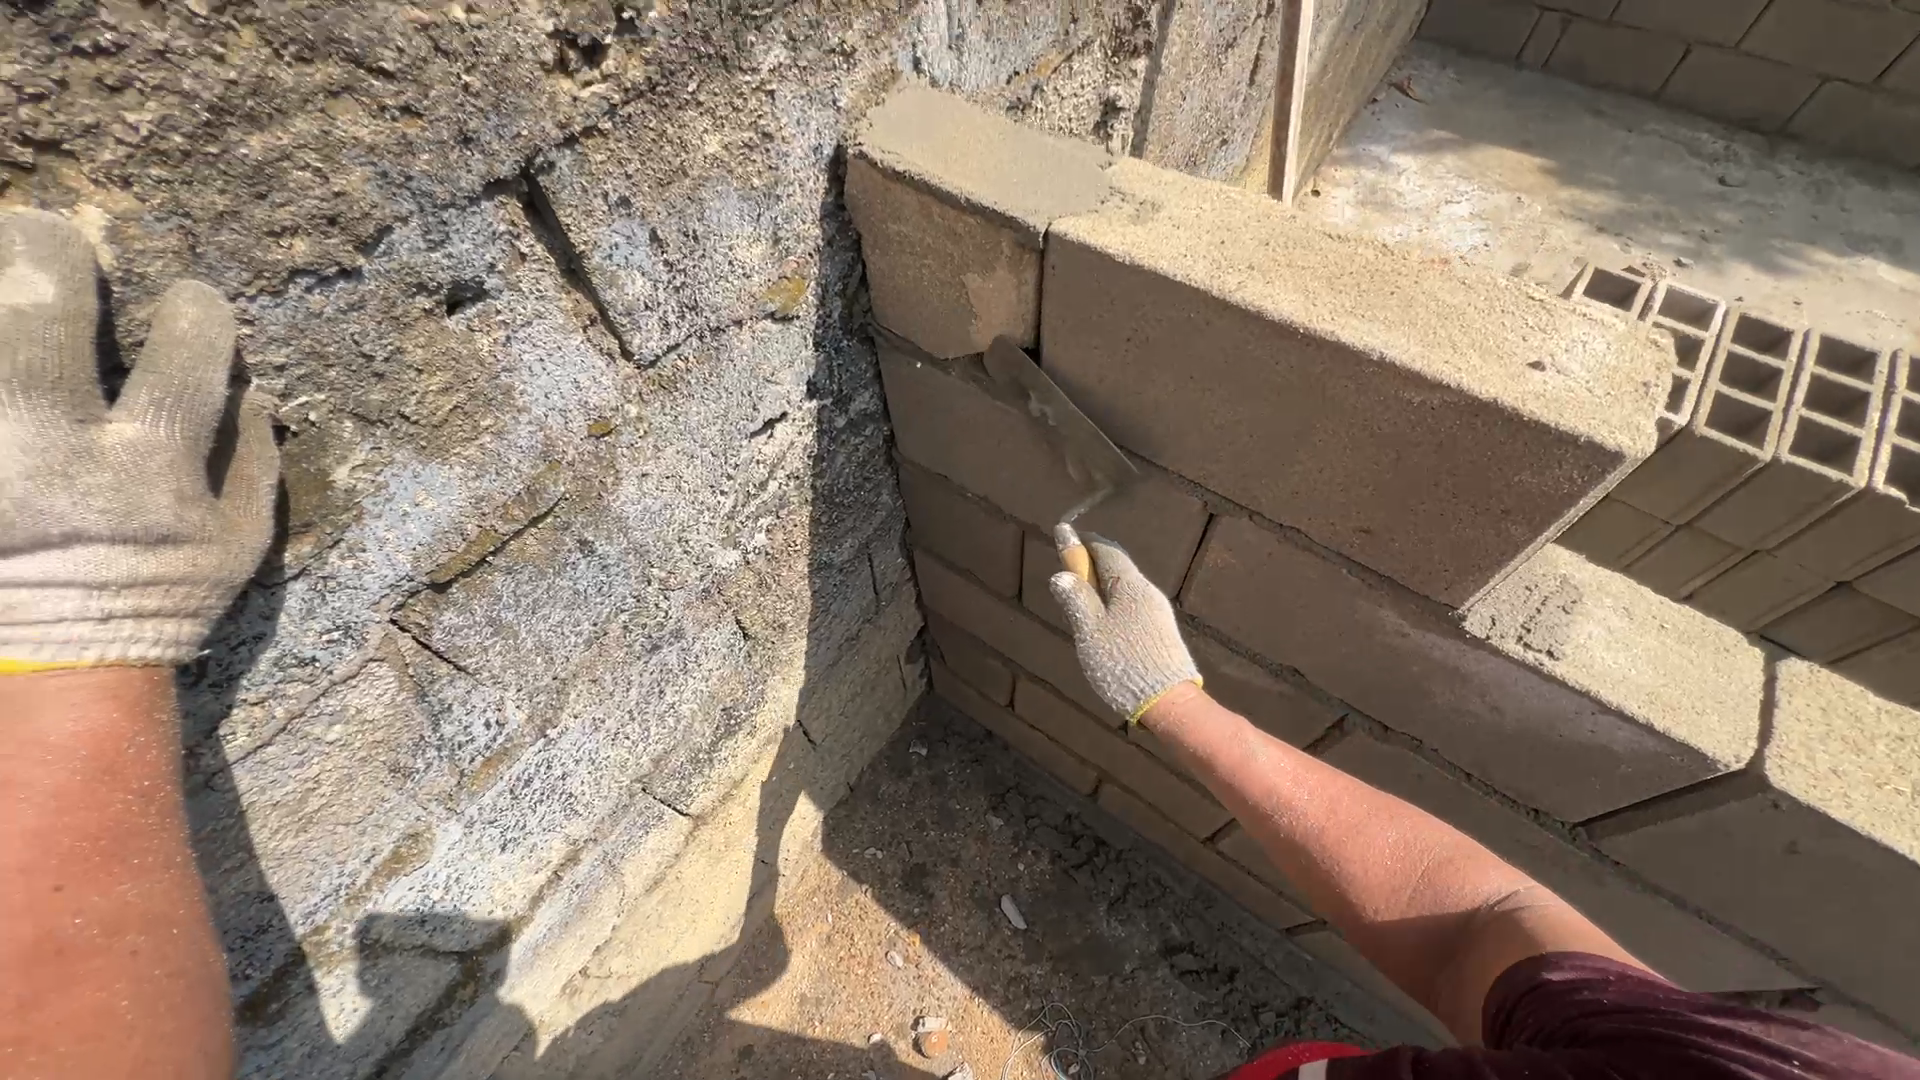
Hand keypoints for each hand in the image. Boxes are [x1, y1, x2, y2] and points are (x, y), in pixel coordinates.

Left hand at [0, 209, 277, 668]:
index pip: (183, 363)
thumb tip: (257, 390)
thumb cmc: (161, 595)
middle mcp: (48, 449)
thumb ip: (251, 462)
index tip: (196, 299)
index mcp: (147, 469)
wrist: (44, 662)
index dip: (195, 317)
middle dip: (51, 261)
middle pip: (39, 321)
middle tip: (52, 232)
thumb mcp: (241, 539)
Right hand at [1048, 523, 1200, 722]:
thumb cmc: (1123, 661)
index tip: (1064, 537)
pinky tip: (1101, 625)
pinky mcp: (1160, 632)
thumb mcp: (1090, 630)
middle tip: (1067, 575)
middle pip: (1116, 568)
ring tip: (1079, 604)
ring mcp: (1157, 613)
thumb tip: (1061, 574)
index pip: (1106, 550)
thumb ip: (1076, 599)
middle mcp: (1148, 592)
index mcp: (1130, 585)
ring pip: (1123, 590)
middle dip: (1090, 567)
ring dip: (1100, 589)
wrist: (1168, 702)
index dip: (1083, 542)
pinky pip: (1131, 607)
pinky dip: (1111, 606)